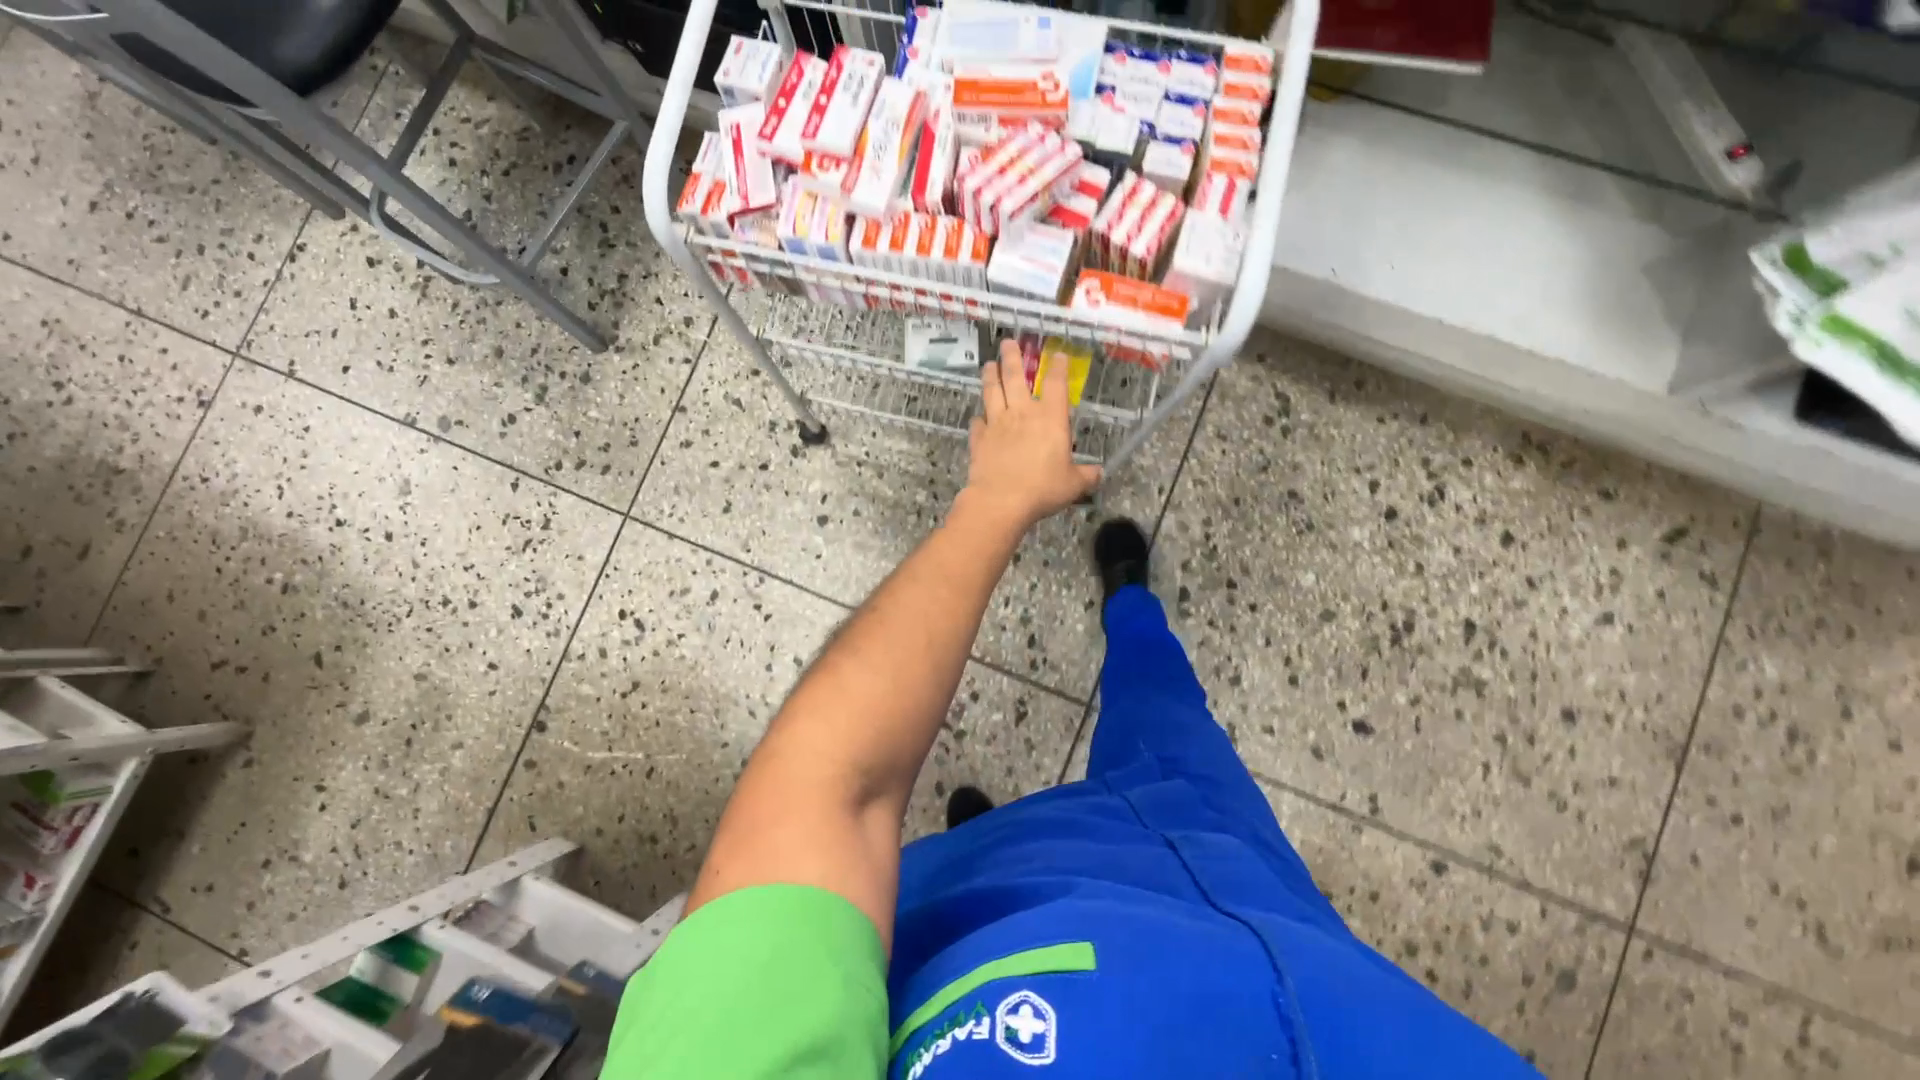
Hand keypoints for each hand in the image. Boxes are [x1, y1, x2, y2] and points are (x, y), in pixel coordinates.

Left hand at [959, 340, 1101, 530]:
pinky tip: (978, 418)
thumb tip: (1099, 473)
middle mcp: (1022, 413)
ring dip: (990, 376)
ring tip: (989, 365)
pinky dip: (978, 419)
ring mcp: (997, 424)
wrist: (1001, 500)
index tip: (1058, 354)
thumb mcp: (1073, 484)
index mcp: (1050, 418)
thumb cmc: (1043, 488)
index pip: (1057, 384)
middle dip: (1012, 357)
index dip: (1059, 367)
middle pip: (1015, 377)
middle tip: (1008, 343)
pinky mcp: (979, 439)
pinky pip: (978, 424)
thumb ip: (1086, 476)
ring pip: (992, 392)